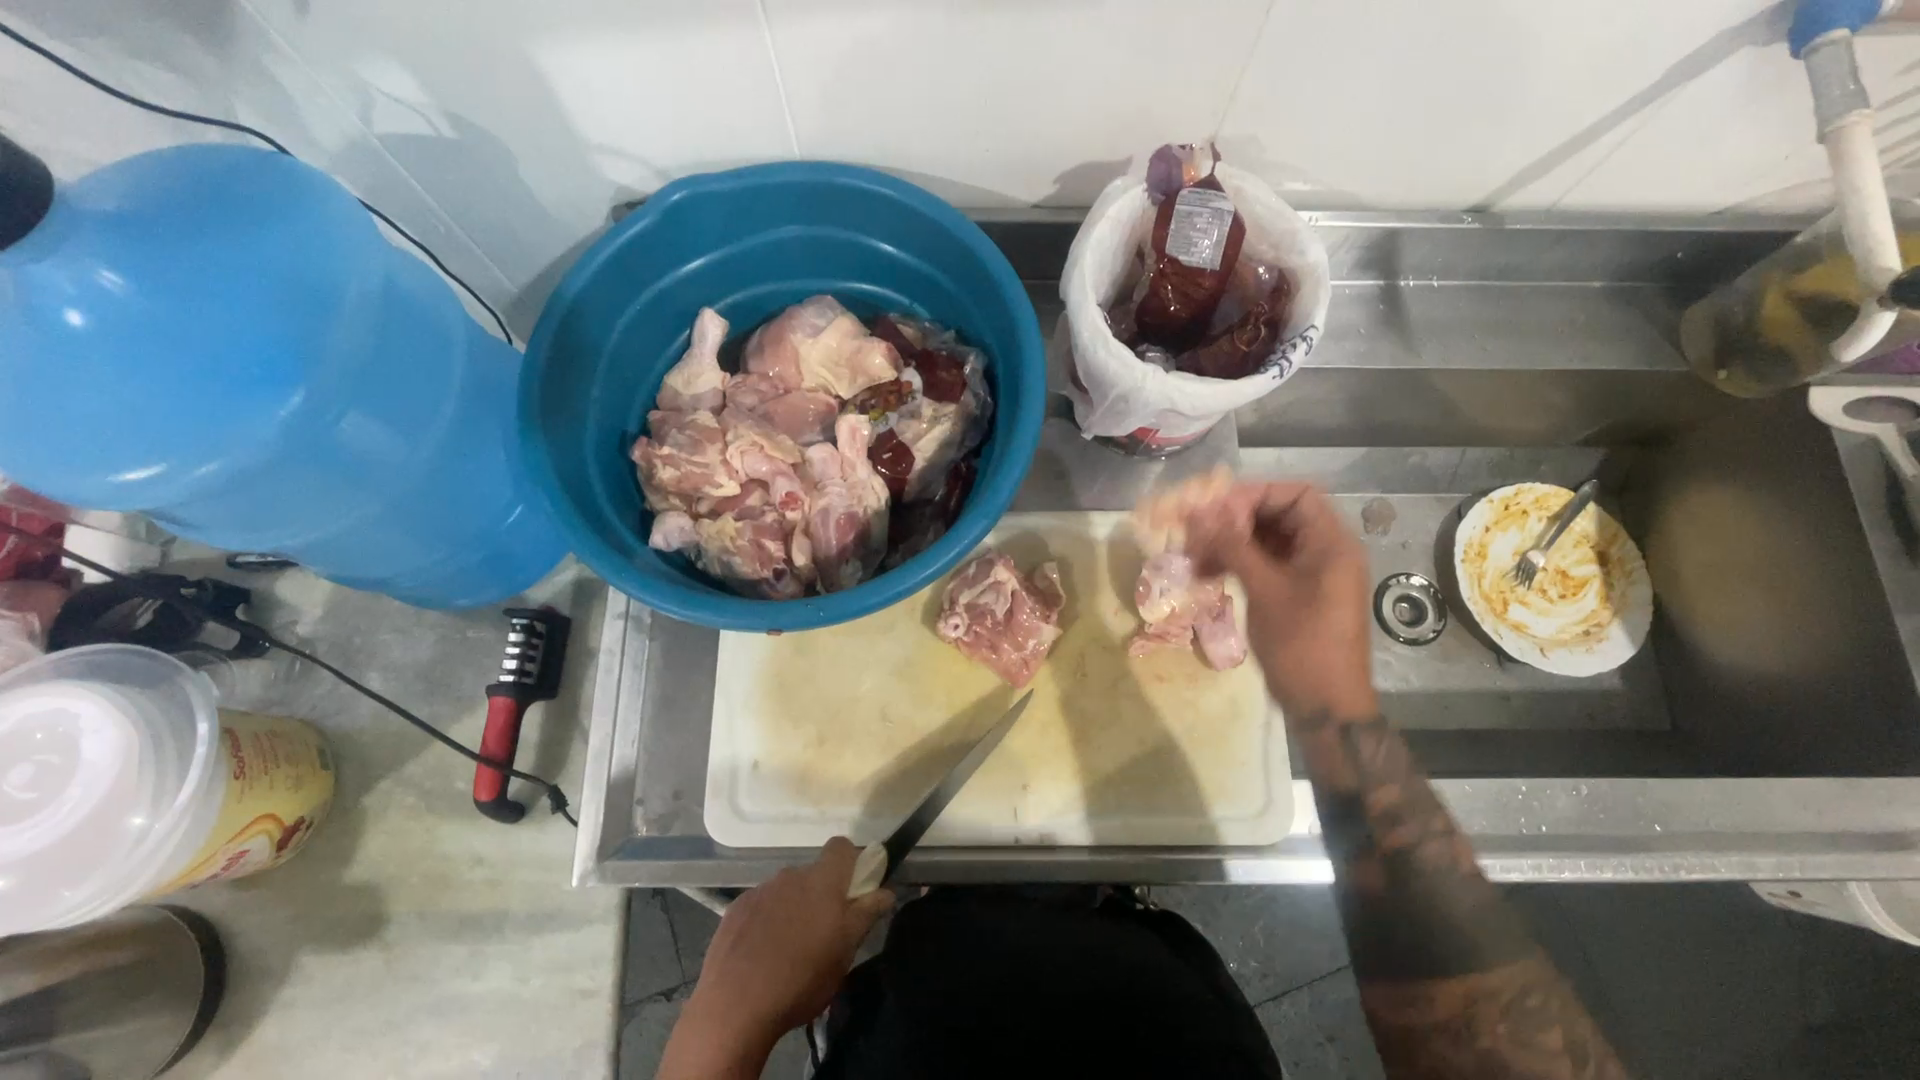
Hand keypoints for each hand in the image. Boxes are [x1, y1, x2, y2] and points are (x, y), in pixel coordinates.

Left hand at [677, 838, 893, 1055]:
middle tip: (823, 932)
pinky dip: (766, 921)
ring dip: (793, 908)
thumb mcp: (845, 953)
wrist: (734, 1007)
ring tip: (789, 949)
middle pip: (812, 874)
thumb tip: (885, 891)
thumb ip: (865, 915)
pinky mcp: (735, 910)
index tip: (854, 890)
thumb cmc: (801, 979)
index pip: (841, 847)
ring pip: (785, 891)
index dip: (851, 862)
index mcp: (821, 882)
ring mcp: (759, 891)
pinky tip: (761, 953)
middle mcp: (789, 876)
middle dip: (821, 895)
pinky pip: (760, 906)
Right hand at [1180, 482, 1376, 719]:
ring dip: (1230, 544)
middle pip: (1278, 515)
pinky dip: (1238, 564)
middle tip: (1196, 534)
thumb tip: (1201, 512)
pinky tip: (1208, 574)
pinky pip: (1266, 565)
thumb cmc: (1302, 644)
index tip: (1214, 510)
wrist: (1325, 706)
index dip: (1253, 495)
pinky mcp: (1297, 594)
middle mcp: (1326, 551)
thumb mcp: (1266, 590)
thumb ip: (1235, 546)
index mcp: (1332, 543)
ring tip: (1194, 557)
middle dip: (1234, 521)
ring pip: (1267, 541)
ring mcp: (1312, 574)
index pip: (1295, 494)